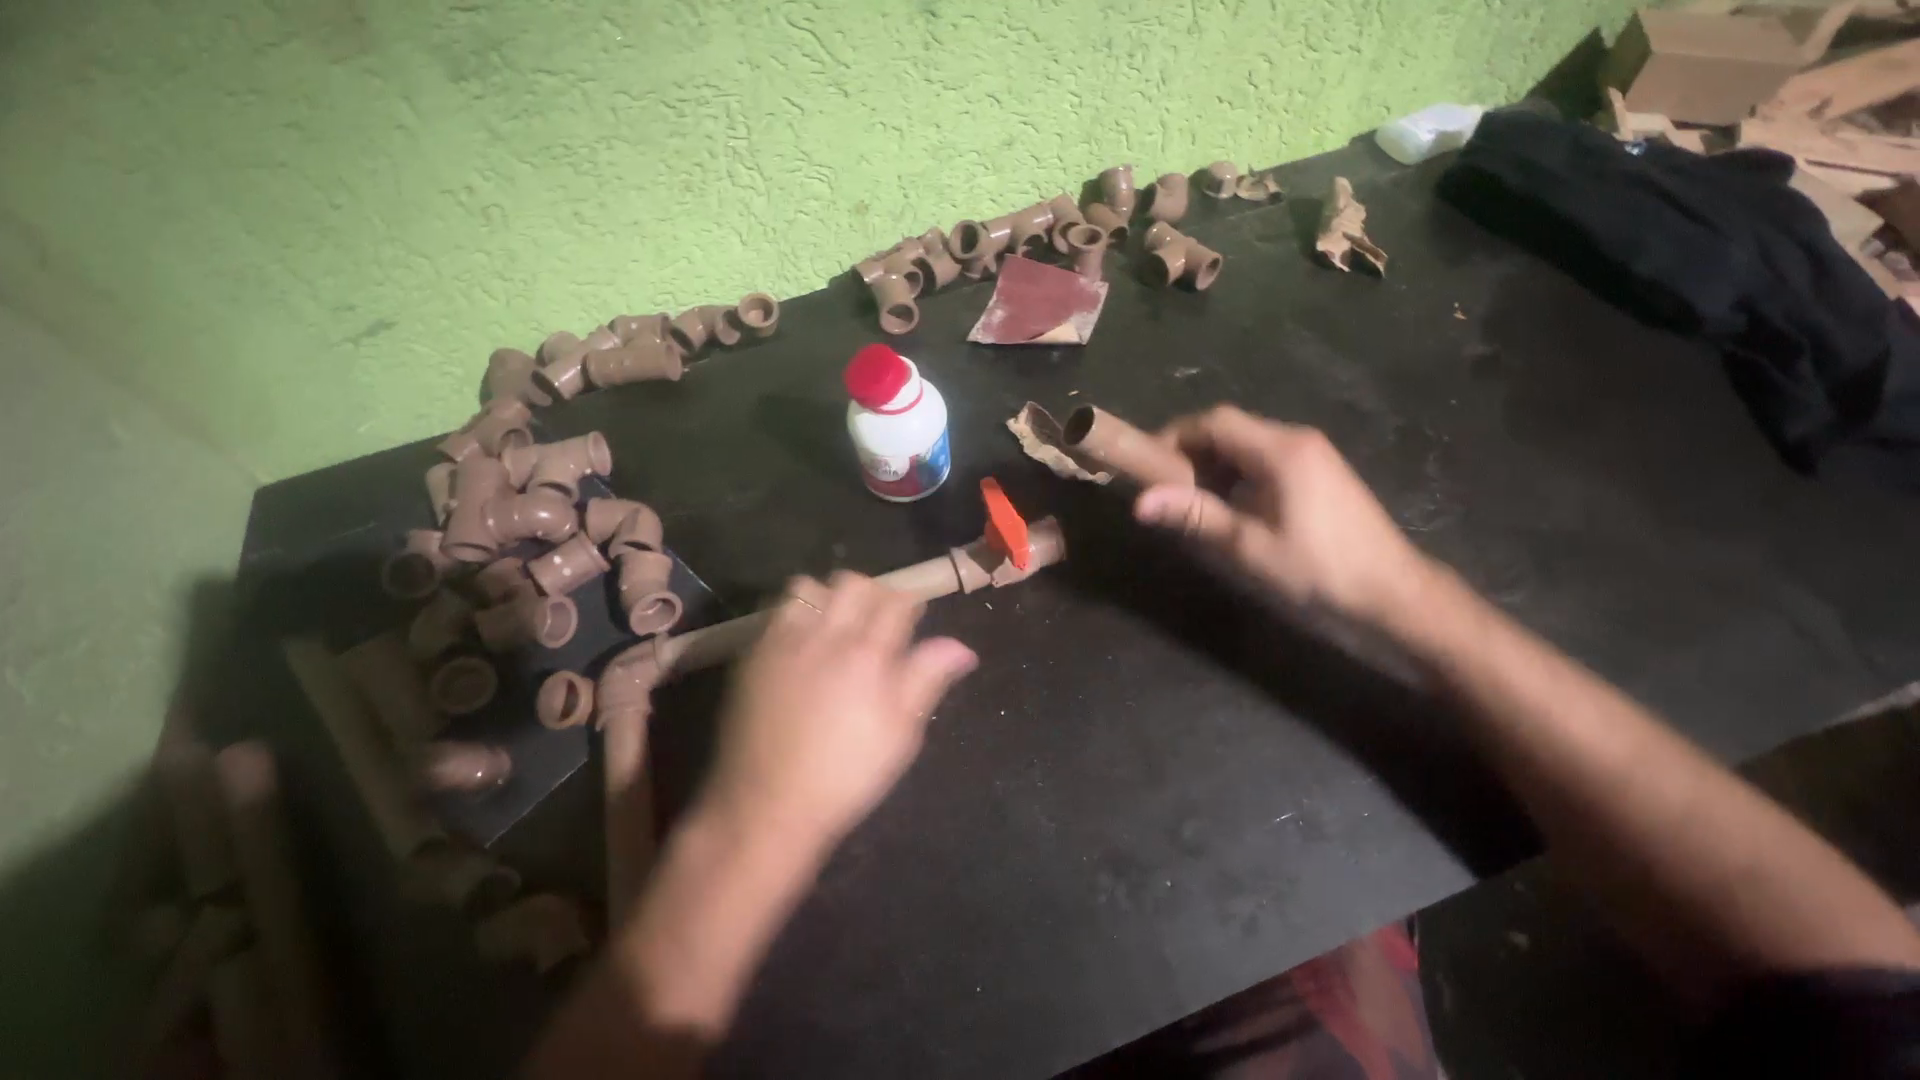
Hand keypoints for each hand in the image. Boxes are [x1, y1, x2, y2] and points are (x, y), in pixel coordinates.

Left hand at [701, 571, 978, 854]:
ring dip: (828, 598)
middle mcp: (825, 636)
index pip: (895, 601)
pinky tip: (804, 646)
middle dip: (872, 593)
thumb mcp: (901, 734)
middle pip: (852, 584)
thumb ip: (927, 679)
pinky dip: (797, 617)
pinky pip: (778, 615)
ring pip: (808, 588)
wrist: (769, 803)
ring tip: (836, 625)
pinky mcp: (754, 656)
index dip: (910, 602)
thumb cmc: (846, 774)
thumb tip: (962, 648)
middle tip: (878, 619)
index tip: (914, 615)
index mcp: (868, 655)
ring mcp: (784, 643)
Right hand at [1133, 405, 1430, 621]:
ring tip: (1187, 500)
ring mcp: (1312, 453)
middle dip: (1190, 451)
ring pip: (1246, 443)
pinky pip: (1264, 458)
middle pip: (1230, 427)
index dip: (1174, 436)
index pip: (1215, 421)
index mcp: (1281, 450)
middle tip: (1161, 487)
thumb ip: (1196, 516)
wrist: (1392, 592)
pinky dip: (1236, 473)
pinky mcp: (1319, 471)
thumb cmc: (1319, 569)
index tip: (1145, 465)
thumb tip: (1140, 502)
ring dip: (1212, 464)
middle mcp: (1297, 439)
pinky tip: (1227, 506)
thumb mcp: (1250, 546)